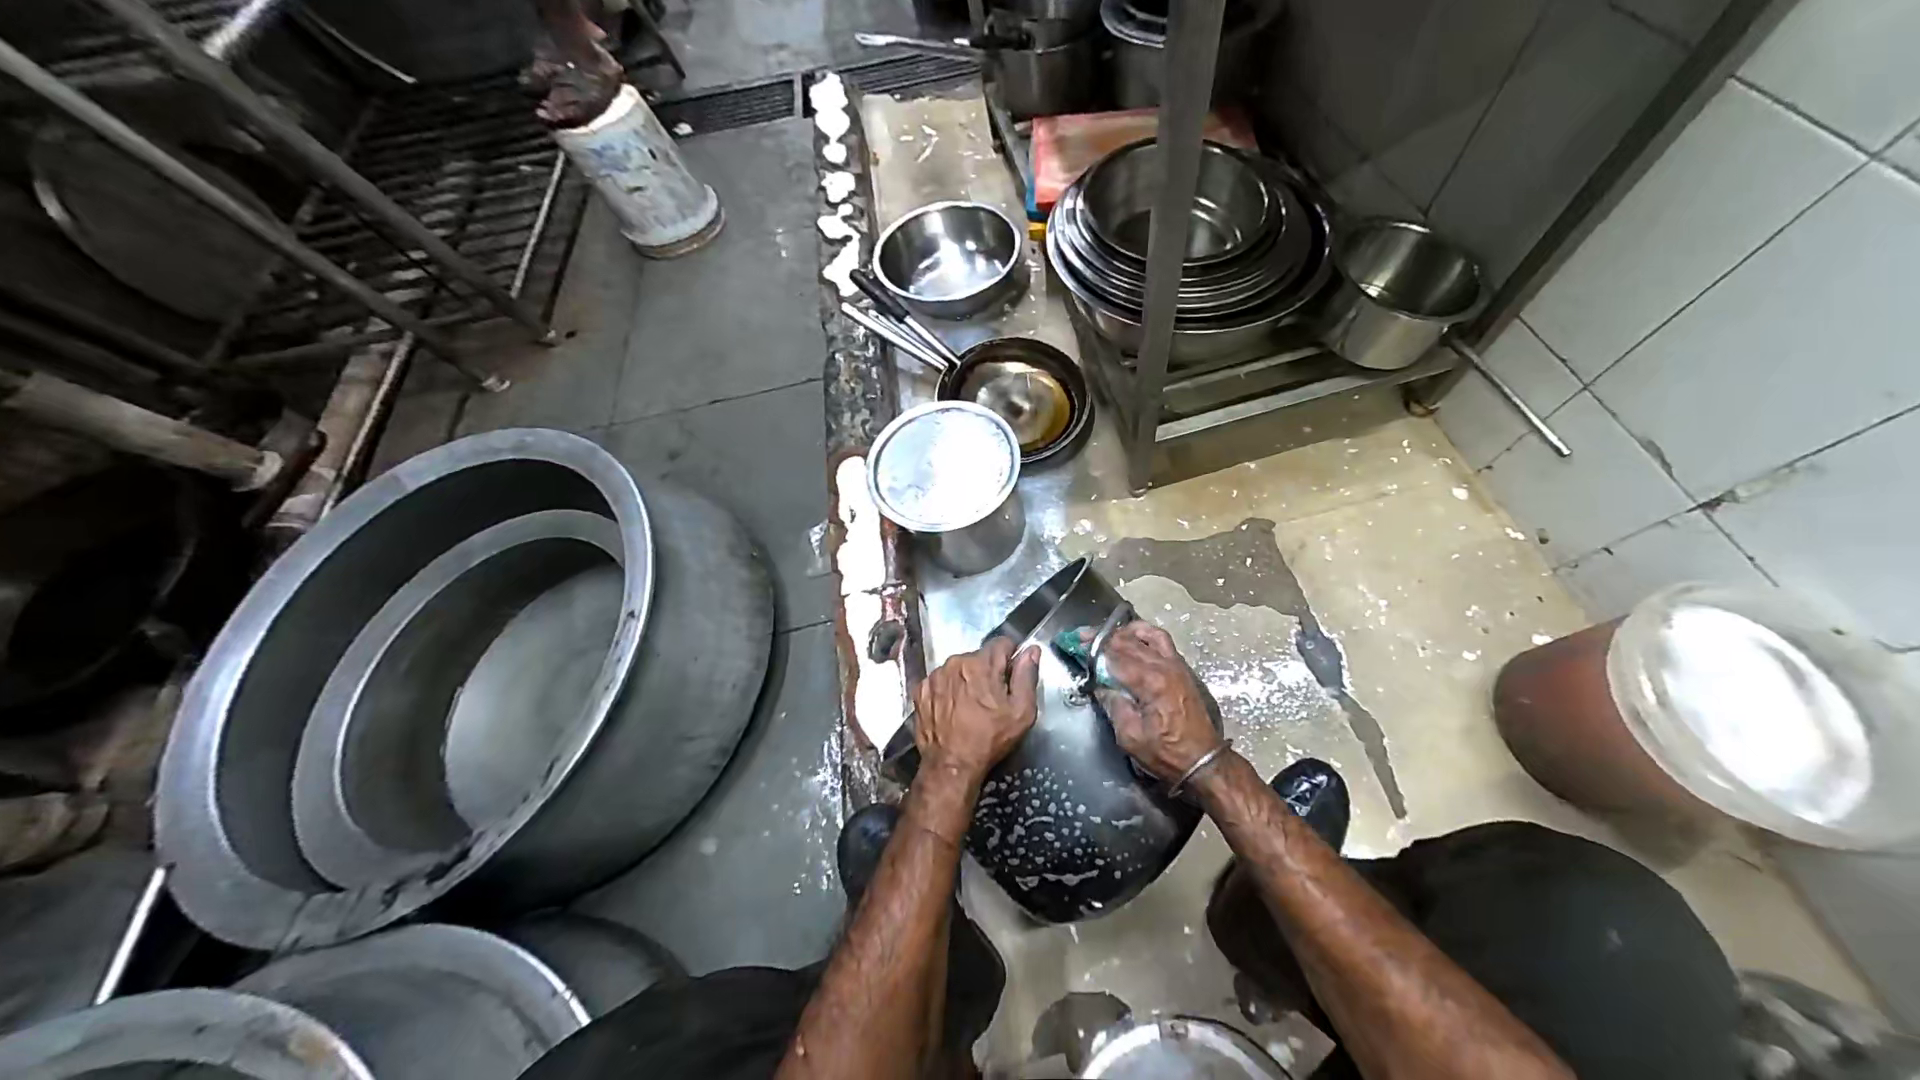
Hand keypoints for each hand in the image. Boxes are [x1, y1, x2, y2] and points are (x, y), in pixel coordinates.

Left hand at [913, 638, 1039, 781]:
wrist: (951, 764)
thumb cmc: (990, 739)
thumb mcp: (1021, 711)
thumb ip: (1027, 676)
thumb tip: (1031, 651)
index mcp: (981, 663)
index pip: (1002, 643)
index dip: (1010, 657)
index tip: (1010, 676)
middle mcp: (955, 662)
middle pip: (979, 657)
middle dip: (987, 672)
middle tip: (991, 699)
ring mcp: (935, 675)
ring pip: (958, 668)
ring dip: (966, 681)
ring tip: (970, 707)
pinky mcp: (921, 690)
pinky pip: (940, 681)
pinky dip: (947, 691)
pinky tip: (953, 710)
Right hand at [1093, 621, 1221, 782]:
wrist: (1204, 761)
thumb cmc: (1166, 753)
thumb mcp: (1130, 737)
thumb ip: (1114, 706)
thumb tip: (1101, 686)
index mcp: (1150, 683)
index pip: (1115, 657)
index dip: (1093, 650)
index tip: (1076, 646)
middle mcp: (1164, 667)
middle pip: (1128, 643)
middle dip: (1102, 639)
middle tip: (1082, 638)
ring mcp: (1175, 665)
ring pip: (1146, 636)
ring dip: (1123, 633)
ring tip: (1106, 635)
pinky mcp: (1181, 669)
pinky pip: (1163, 641)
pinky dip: (1145, 634)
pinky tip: (1134, 636)